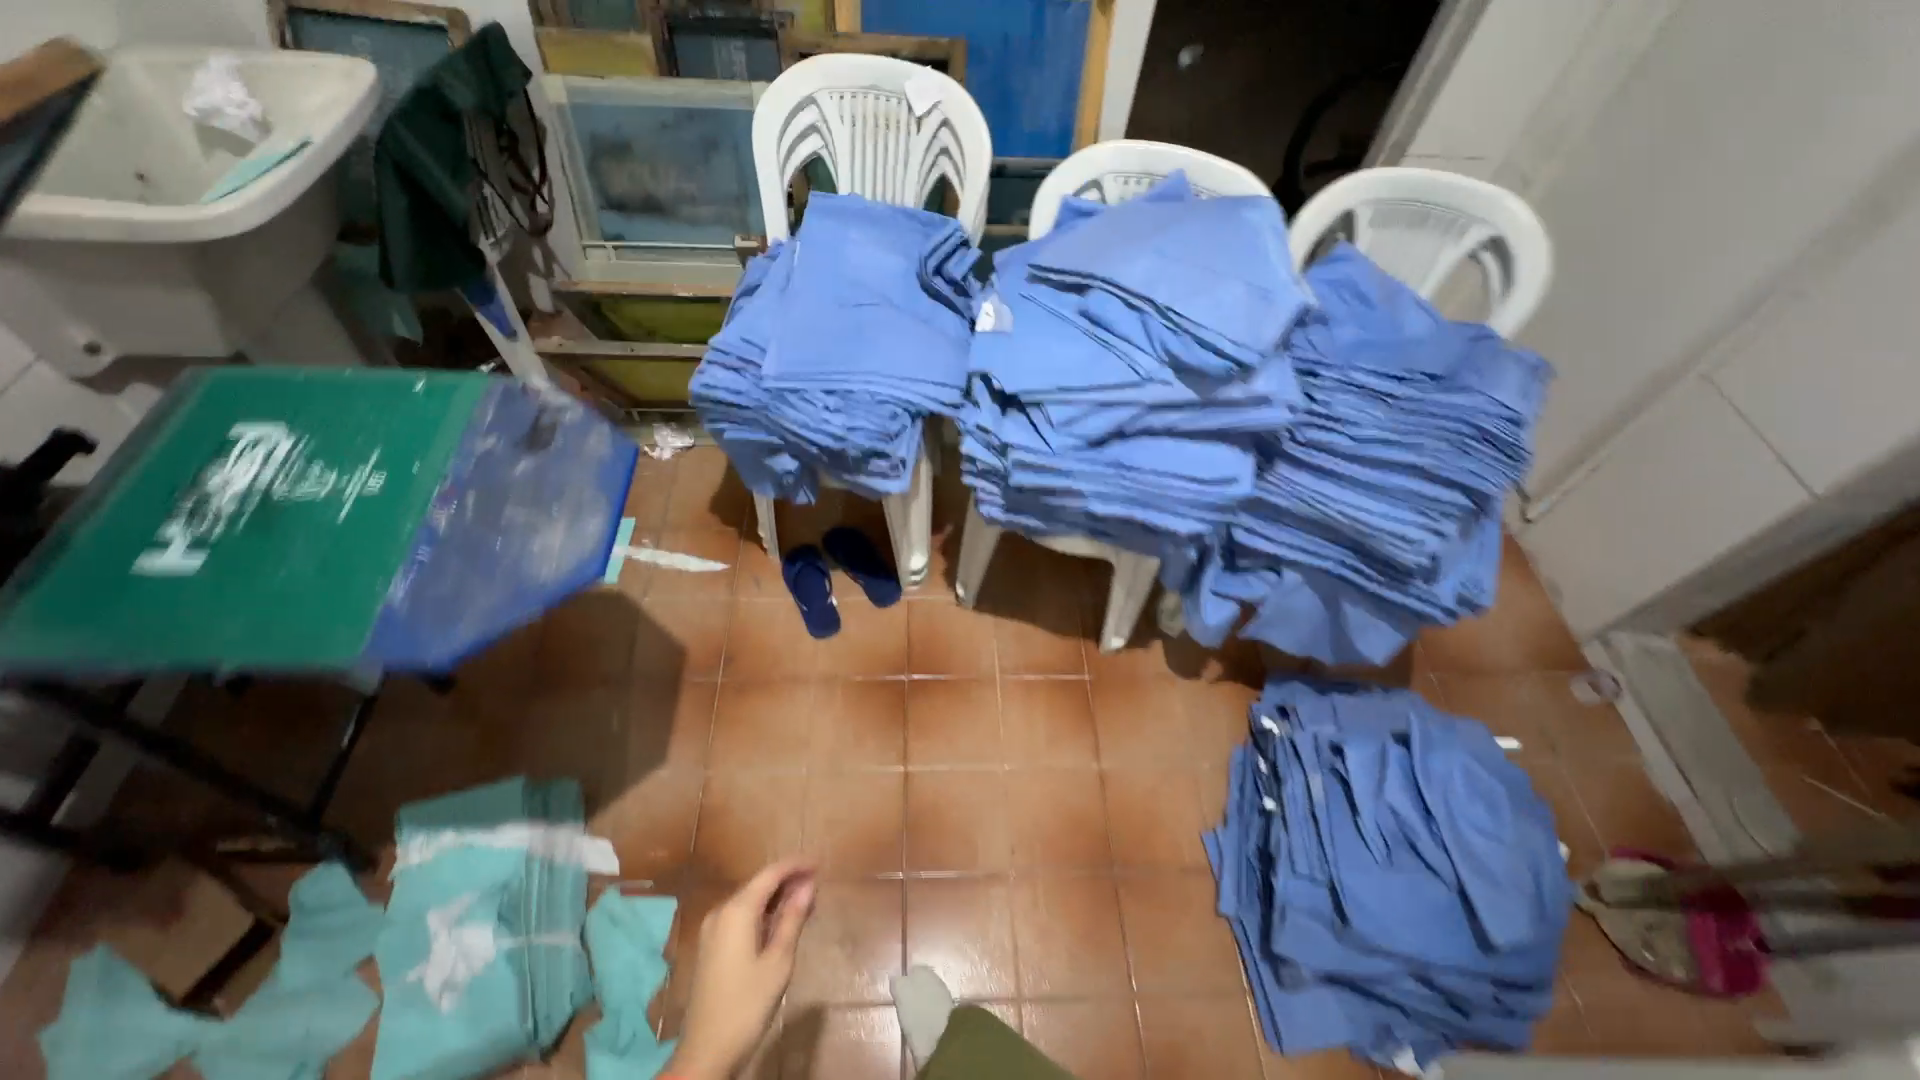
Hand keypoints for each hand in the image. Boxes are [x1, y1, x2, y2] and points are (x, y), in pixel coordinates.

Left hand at [665, 860, 817, 1079]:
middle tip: (817, 888)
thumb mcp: (778, 961)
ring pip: (749, 902)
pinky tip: (779, 926)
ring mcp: (712, 930)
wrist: (707, 1049)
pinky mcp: (711, 946)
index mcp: (736, 911)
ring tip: (805, 905)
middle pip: (757, 885)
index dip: (795, 866)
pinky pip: (740, 918)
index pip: (770, 874)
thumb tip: (807, 885)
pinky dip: (762, 915)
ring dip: (775, 899)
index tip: (819, 864)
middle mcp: (720, 912)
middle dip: (787, 882)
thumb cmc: (748, 1003)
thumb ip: (792, 919)